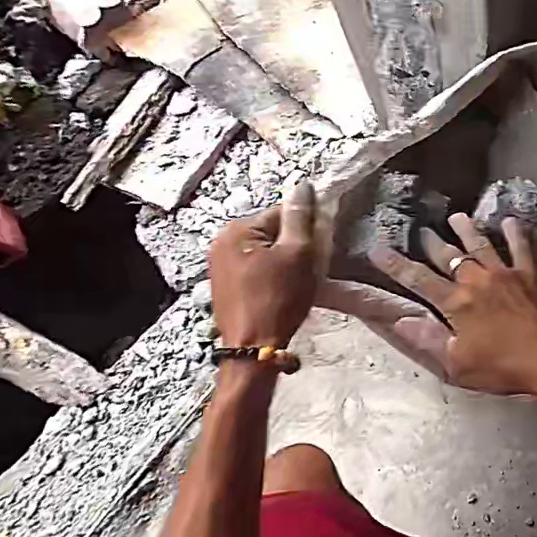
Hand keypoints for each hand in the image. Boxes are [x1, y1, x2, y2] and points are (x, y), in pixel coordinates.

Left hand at [207, 182, 317, 347]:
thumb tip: (302, 186)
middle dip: (293, 248)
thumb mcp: (297, 254)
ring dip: (283, 263)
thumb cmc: (278, 299)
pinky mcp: (225, 287)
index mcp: (236, 230)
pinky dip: (271, 277)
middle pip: (272, 233)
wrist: (253, 351)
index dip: (305, 231)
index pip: (281, 214)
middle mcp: (222, 242)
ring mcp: (219, 266)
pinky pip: (255, 270)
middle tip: (307, 271)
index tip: (317, 251)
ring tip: (295, 285)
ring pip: (265, 253)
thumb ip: (300, 218)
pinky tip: (280, 294)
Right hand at [352, 213, 536, 397]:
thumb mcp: (457, 364)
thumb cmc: (504, 366)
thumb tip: (401, 320)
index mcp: (455, 303)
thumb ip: (428, 339)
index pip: (418, 279)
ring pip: (480, 244)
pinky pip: (519, 247)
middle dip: (431, 243)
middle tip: (422, 231)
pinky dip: (513, 232)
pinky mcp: (530, 274)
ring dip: (466, 230)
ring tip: (457, 217)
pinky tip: (509, 220)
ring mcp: (504, 273)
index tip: (378, 251)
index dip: (396, 265)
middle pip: (448, 256)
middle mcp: (476, 280)